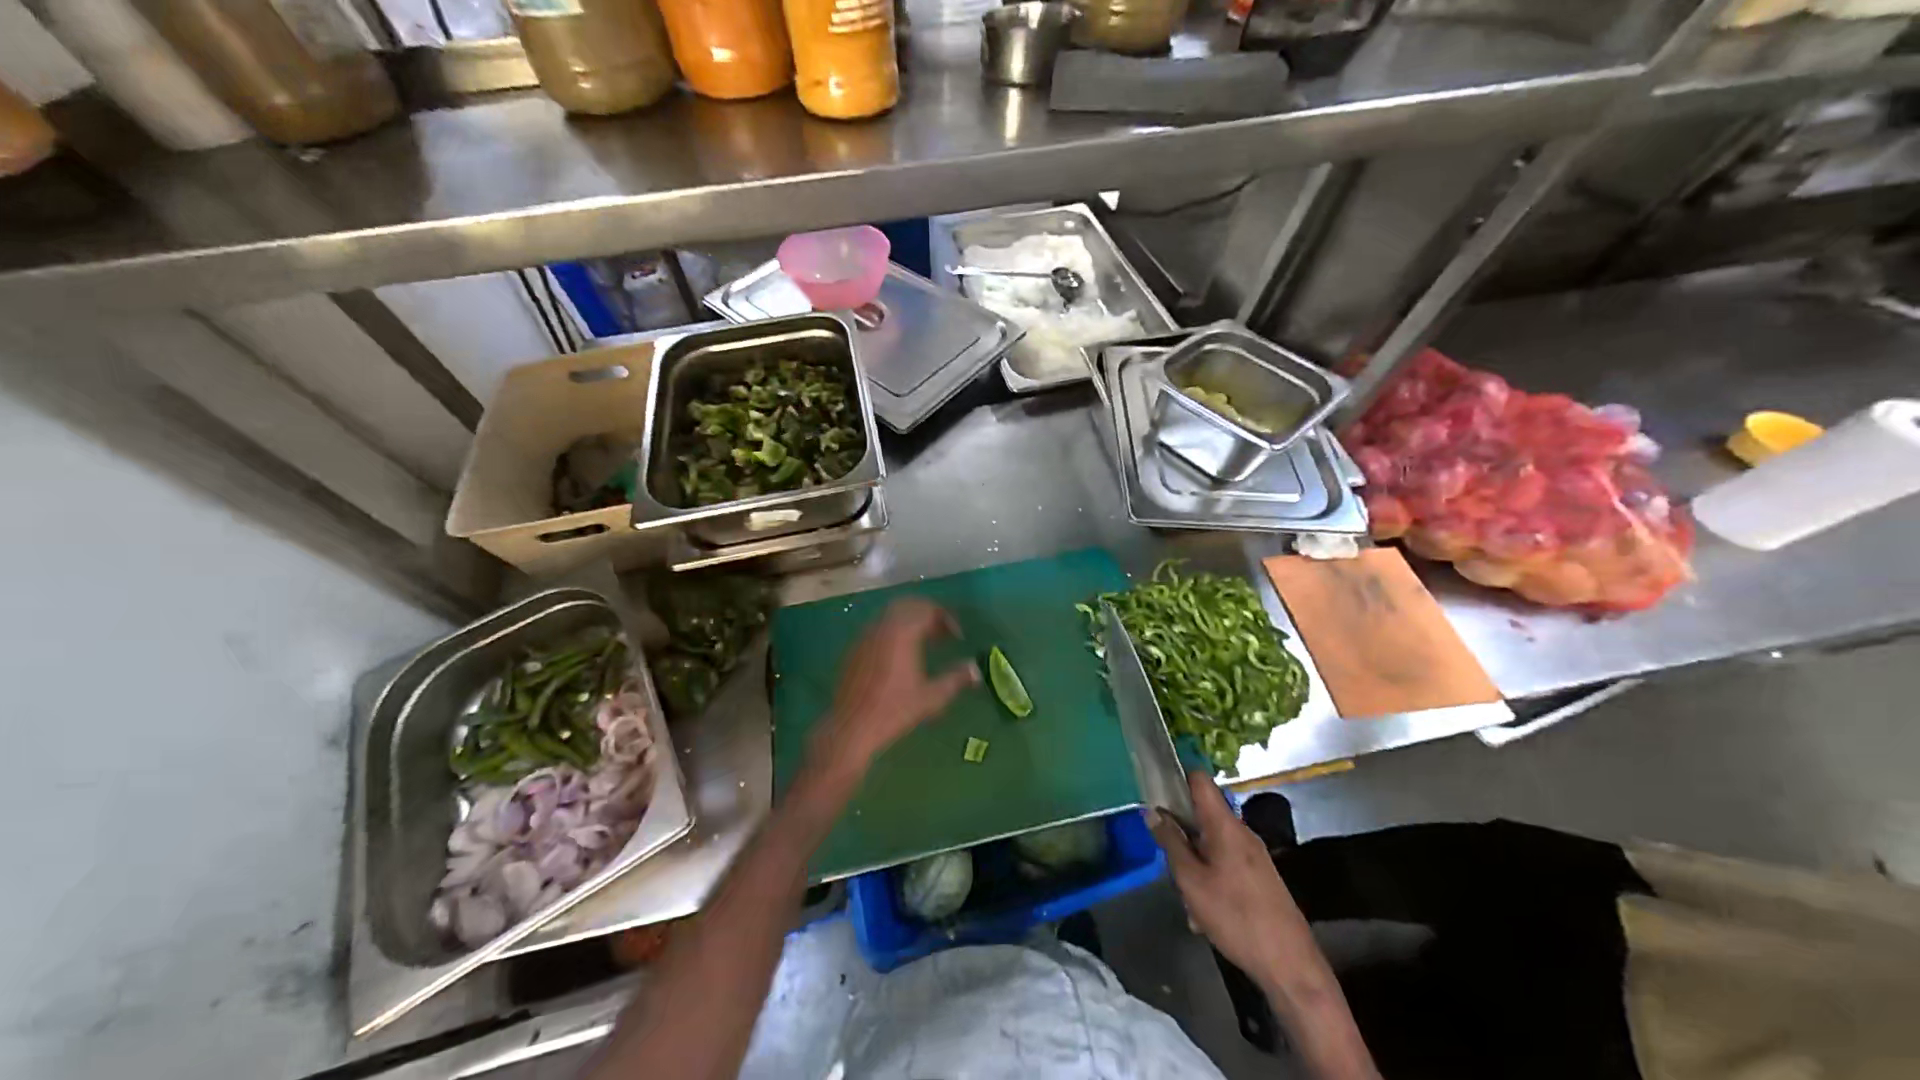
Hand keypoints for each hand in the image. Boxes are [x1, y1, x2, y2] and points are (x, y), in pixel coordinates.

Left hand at [812, 598, 978, 773]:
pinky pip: (878, 628)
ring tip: (925, 643)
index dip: (945, 618)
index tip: (956, 637)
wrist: (851, 727)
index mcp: (902, 633)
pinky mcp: (854, 649)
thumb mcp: (931, 697)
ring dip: (910, 621)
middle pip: (907, 605)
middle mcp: (882, 627)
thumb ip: (956, 679)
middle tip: (942, 634)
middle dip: (927, 614)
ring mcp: (865, 636)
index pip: (927, 609)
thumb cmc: (894, 711)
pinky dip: (894, 631)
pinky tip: (901, 655)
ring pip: (890, 615)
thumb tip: (976, 669)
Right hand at [1149, 771, 1320, 994]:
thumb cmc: (1235, 916)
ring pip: (1211, 844)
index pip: (1200, 781)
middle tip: (1167, 861)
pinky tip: (1204, 915)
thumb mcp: (1191, 880)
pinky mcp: (1259, 876)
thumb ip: (1170, 842)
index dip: (1176, 778)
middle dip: (1181, 834)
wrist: (1289, 964)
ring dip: (1193, 863)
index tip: (1154, 791)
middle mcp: (1242, 833)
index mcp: (1225, 825)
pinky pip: (1225, 864)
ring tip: (1187, 898)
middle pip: (1203, 815)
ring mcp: (1254, 855)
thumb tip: (1152, 811)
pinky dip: (1210, 879)